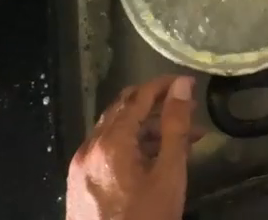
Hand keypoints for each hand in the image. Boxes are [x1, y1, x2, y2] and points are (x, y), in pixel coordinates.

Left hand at [66, 76, 196, 219]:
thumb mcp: (168, 175)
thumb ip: (175, 126)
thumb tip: (181, 85)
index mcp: (110, 143)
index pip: (139, 97)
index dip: (164, 85)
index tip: (189, 83)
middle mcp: (89, 148)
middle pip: (123, 109)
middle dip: (156, 105)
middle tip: (185, 109)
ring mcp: (80, 167)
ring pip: (114, 130)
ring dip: (145, 127)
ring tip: (178, 138)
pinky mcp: (78, 184)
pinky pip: (105, 151)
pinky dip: (129, 145)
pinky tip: (152, 159)